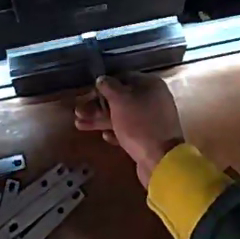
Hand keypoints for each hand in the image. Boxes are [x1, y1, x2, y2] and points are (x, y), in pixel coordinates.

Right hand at [74, 73, 182, 187]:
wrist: (160, 160)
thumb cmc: (139, 124)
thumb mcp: (120, 100)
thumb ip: (108, 87)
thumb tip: (102, 79)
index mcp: (150, 85)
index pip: (122, 78)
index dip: (103, 86)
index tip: (87, 95)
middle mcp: (153, 99)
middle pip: (121, 99)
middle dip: (98, 106)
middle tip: (79, 112)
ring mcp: (152, 119)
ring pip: (123, 115)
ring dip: (101, 119)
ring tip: (80, 124)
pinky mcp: (149, 137)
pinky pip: (129, 130)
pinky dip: (116, 132)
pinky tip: (104, 136)